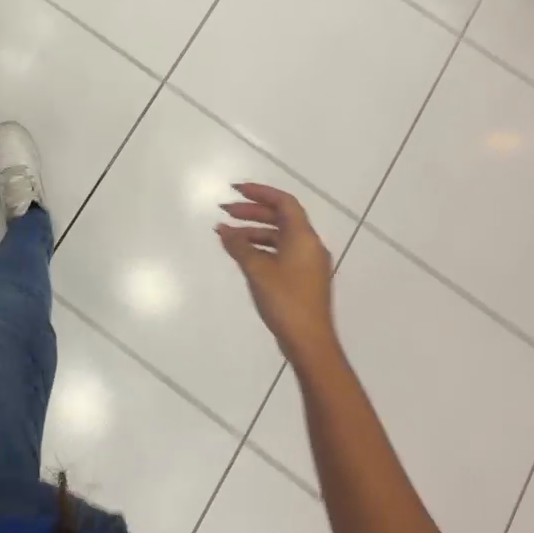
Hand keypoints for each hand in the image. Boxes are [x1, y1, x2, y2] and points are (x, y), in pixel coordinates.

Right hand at [217, 183, 338, 363]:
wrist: (310, 342)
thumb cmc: (285, 300)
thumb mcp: (257, 270)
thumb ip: (239, 246)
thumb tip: (223, 229)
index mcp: (303, 237)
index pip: (283, 202)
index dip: (259, 192)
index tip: (235, 190)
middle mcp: (310, 245)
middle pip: (281, 217)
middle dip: (252, 211)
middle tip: (226, 211)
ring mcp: (308, 263)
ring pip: (279, 235)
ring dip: (254, 230)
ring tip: (228, 235)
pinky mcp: (304, 278)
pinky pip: (281, 251)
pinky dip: (261, 247)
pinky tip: (242, 254)